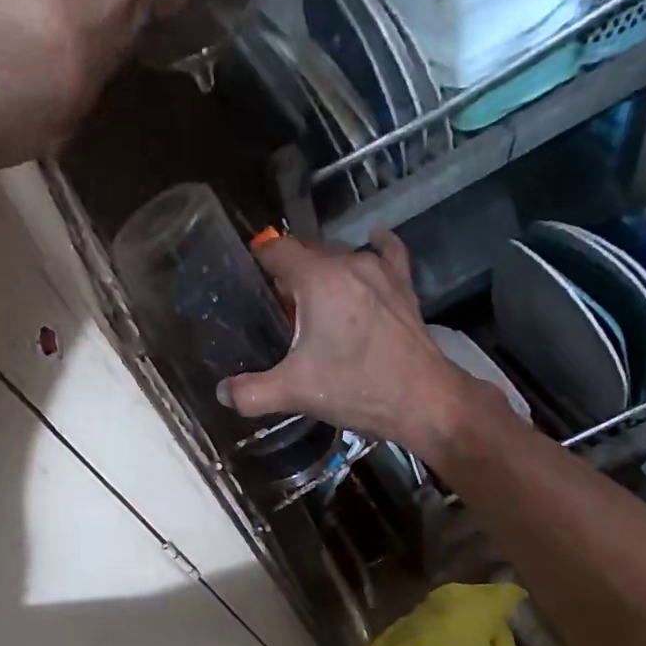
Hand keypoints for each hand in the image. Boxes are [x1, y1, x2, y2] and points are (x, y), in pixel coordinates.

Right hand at [217, 232, 500, 453]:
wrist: (423, 400)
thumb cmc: (356, 389)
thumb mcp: (295, 393)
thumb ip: (251, 392)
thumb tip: (222, 393)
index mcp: (318, 280)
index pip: (277, 251)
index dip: (258, 262)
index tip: (247, 283)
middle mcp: (348, 263)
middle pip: (307, 254)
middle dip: (288, 276)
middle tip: (276, 311)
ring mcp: (380, 272)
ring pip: (341, 257)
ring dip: (323, 273)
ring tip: (312, 305)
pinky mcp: (403, 287)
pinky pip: (387, 254)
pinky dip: (374, 249)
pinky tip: (371, 245)